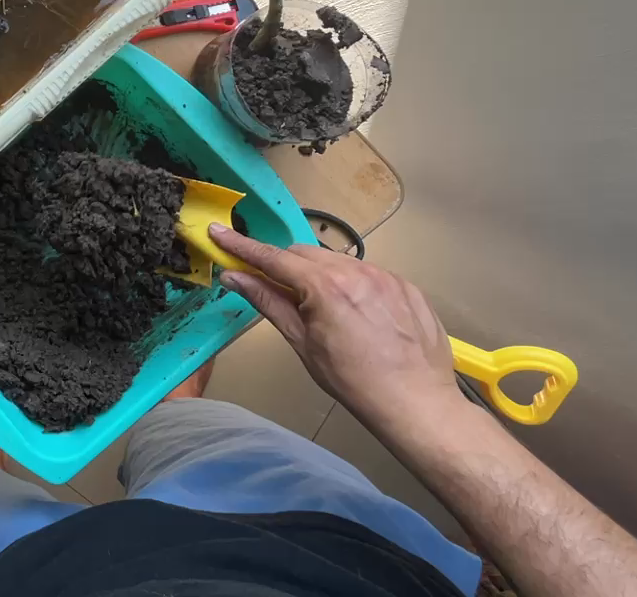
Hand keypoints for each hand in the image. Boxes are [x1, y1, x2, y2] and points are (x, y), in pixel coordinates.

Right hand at [209, 223, 466, 434]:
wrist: (419, 405)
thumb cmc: (352, 380)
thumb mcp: (302, 342)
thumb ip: (267, 301)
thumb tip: (233, 276)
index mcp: (324, 285)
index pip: (272, 257)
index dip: (241, 245)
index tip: (217, 231)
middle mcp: (355, 270)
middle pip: (304, 253)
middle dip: (284, 265)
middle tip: (278, 289)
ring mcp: (386, 276)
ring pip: (336, 260)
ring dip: (319, 273)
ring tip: (325, 308)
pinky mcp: (407, 286)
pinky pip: (367, 273)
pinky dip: (351, 283)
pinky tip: (358, 313)